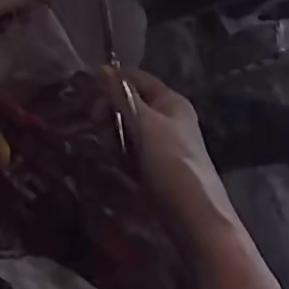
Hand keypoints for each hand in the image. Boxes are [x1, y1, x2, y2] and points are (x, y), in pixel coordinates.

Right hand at [100, 65, 235, 226]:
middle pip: (126, 101)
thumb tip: (101, 67)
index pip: (133, 76)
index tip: (92, 97)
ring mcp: (162, 141)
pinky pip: (129, 147)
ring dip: (112, 135)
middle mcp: (167, 116)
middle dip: (109, 112)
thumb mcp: (143, 122)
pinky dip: (121, 152)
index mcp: (170, 100)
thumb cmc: (172, 163)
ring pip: (124, 125)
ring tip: (114, 151)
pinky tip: (120, 163)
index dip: (112, 82)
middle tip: (99, 125)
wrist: (196, 220)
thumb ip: (120, 94)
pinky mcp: (155, 163)